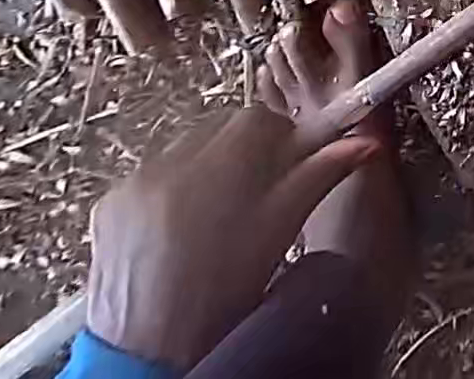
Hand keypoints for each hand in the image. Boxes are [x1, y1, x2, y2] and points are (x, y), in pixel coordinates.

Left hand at [84, 106, 379, 366]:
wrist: (145, 362)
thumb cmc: (222, 303)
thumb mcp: (277, 236)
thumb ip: (317, 178)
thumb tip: (364, 143)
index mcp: (218, 170)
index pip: (258, 118)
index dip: (281, 137)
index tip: (291, 162)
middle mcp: (170, 164)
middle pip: (222, 127)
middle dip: (245, 151)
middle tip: (258, 195)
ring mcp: (135, 180)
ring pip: (188, 148)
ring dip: (208, 167)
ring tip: (216, 218)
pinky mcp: (110, 200)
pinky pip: (153, 174)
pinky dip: (171, 188)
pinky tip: (179, 229)